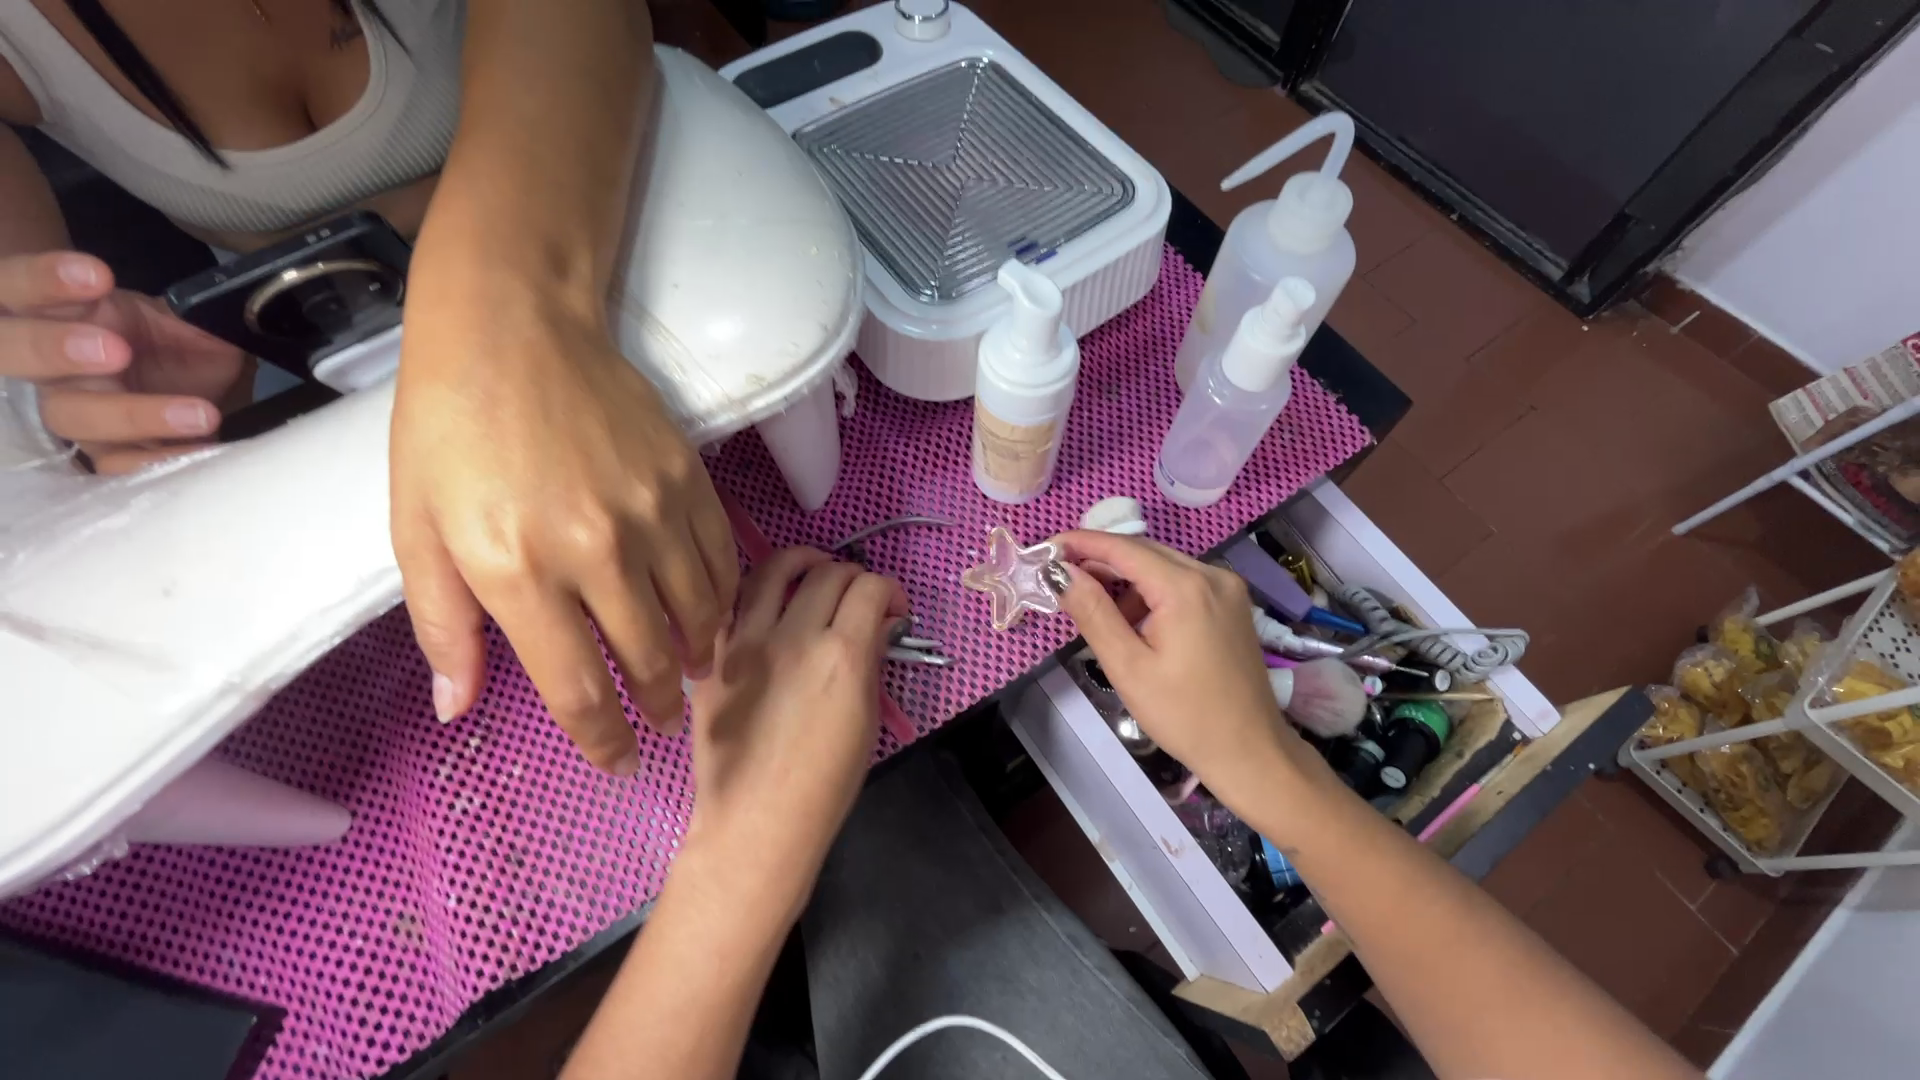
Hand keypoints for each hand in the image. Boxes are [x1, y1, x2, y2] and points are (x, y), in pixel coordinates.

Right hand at [0, 252, 247, 471]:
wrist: (204, 393)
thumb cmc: (178, 347)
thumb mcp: (185, 321)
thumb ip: (190, 317)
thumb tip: (220, 313)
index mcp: (56, 313)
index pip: (18, 286)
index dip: (43, 279)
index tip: (95, 275)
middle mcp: (46, 364)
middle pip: (8, 352)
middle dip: (50, 347)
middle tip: (112, 348)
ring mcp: (71, 409)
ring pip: (67, 414)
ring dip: (130, 415)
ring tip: (198, 414)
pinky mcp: (105, 450)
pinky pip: (113, 464)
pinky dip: (154, 461)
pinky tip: (199, 453)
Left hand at [389, 285, 738, 774]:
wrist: (517, 333)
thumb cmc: (449, 430)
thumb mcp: (415, 529)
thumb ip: (444, 624)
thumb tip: (461, 708)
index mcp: (519, 571)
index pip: (577, 687)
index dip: (601, 739)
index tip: (617, 763)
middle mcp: (598, 552)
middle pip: (649, 657)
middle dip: (657, 704)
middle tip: (661, 721)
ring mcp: (655, 515)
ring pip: (698, 613)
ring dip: (699, 656)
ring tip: (696, 672)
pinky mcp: (691, 483)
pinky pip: (722, 560)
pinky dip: (723, 599)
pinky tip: (715, 611)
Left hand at [685, 548, 904, 909]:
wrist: (758, 819)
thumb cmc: (825, 782)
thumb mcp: (865, 718)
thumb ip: (870, 659)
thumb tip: (879, 623)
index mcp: (841, 654)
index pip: (870, 587)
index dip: (889, 589)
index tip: (893, 608)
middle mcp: (795, 635)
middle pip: (829, 572)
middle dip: (853, 574)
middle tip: (858, 595)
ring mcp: (747, 642)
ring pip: (775, 569)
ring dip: (803, 562)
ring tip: (813, 569)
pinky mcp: (715, 657)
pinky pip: (734, 603)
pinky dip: (756, 591)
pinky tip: (767, 600)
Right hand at [1055, 530, 1313, 808]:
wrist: (1250, 751)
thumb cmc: (1184, 715)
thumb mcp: (1127, 667)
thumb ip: (1093, 613)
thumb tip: (1060, 573)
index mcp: (1185, 588)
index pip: (1123, 548)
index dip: (1081, 544)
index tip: (1045, 549)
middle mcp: (1211, 575)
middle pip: (1144, 552)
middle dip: (1100, 561)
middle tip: (1060, 579)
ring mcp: (1226, 587)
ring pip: (1162, 566)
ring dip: (1125, 579)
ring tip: (1097, 611)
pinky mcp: (1232, 603)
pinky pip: (1182, 581)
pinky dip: (1151, 591)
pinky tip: (1134, 621)